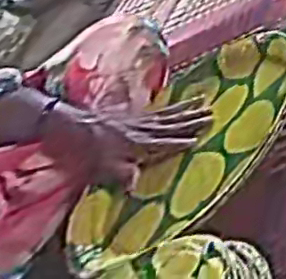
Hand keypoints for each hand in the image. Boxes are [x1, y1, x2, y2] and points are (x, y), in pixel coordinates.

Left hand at [40, 99, 212, 185]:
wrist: (72, 127)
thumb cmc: (84, 153)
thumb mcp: (99, 170)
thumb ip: (121, 175)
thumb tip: (137, 186)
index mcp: (138, 145)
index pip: (164, 144)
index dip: (180, 142)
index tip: (198, 140)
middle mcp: (144, 130)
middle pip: (173, 125)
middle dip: (193, 121)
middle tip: (213, 115)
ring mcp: (142, 119)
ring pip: (171, 114)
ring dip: (189, 109)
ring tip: (206, 103)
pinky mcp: (137, 113)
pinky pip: (162, 108)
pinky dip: (176, 104)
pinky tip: (185, 100)